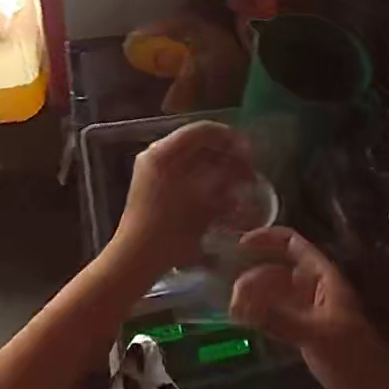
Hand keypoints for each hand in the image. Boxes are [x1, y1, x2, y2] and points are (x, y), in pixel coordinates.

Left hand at [110, 121, 257, 277]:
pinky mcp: (156, 189)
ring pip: (195, 161)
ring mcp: (155, 172)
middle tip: (248, 173)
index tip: (251, 154)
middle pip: (199, 144)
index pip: (204, 130)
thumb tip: (242, 163)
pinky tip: (223, 202)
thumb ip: (225, 176)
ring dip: (219, 171)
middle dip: (227, 157)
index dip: (231, 139)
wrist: (138, 258)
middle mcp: (157, 155)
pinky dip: (206, 184)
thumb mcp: (204, 201)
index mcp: (164, 152)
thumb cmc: (170, 229)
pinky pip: (187, 176)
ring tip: (238, 189)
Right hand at [228, 226, 388, 388]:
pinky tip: (242, 322)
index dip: (267, 238)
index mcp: (322, 277)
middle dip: (253, 277)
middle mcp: (312, 288)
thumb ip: (279, 319)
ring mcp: (306, 311)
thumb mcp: (317, 334)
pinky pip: (274, 315)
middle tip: (233, 297)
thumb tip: (240, 306)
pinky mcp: (301, 333)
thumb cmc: (356, 359)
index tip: (239, 246)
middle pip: (276, 270)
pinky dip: (258, 316)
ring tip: (234, 312)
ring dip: (253, 298)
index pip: (292, 244)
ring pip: (273, 294)